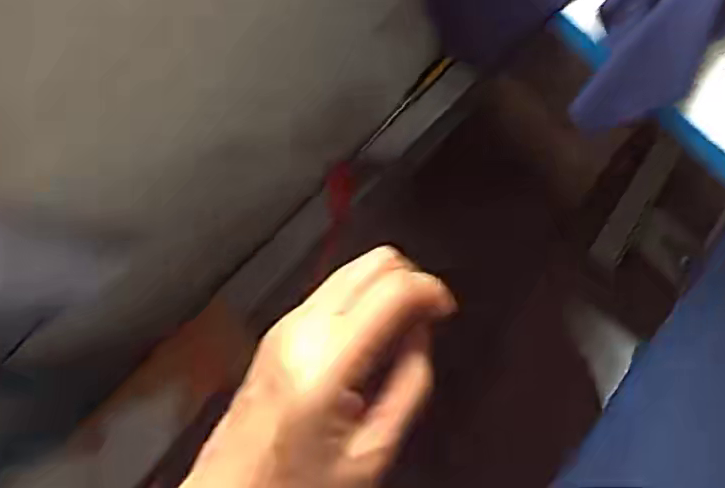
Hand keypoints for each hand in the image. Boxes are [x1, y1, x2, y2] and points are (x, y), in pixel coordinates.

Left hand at [182, 246, 455, 487]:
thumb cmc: (291, 485)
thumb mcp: (370, 452)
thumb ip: (410, 384)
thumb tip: (422, 335)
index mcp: (327, 360)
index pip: (393, 287)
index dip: (431, 288)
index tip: (445, 306)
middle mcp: (303, 327)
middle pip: (375, 260)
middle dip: (411, 277)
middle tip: (428, 312)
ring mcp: (287, 321)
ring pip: (355, 265)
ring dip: (388, 282)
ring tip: (404, 321)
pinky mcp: (280, 326)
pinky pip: (335, 286)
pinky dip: (364, 293)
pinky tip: (374, 328)